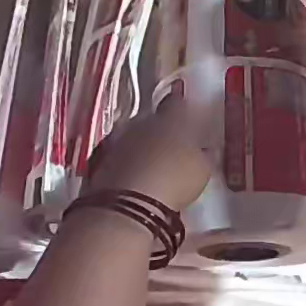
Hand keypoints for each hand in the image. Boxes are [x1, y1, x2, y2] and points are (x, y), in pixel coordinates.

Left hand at [84, 95, 212, 211]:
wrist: (129, 203)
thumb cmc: (175, 180)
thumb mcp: (202, 170)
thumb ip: (203, 156)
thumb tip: (204, 150)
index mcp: (170, 118)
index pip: (176, 102)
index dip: (180, 105)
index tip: (184, 110)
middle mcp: (141, 122)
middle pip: (151, 118)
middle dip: (159, 127)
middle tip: (169, 142)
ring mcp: (118, 139)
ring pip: (132, 136)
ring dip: (140, 145)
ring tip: (150, 162)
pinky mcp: (100, 160)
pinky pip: (117, 155)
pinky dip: (125, 162)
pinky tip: (133, 175)